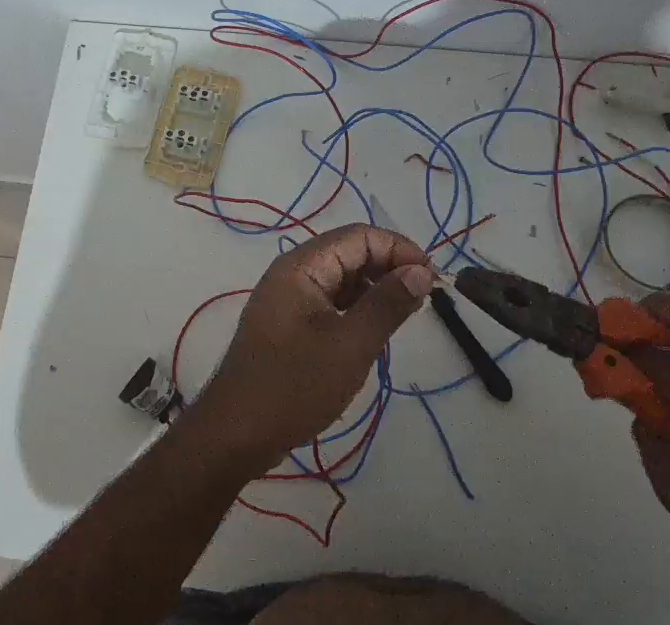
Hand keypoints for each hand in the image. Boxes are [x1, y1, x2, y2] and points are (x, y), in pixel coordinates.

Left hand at [188, 224, 434, 474]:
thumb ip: (387, 305)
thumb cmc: (295, 385)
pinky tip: (375, 331)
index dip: (399, 249)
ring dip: (375, 289)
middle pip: (350, 252)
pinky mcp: (289, 324)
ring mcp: (288, 299)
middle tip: (423, 298)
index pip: (359, 236)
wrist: (237, 433)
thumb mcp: (350, 345)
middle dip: (389, 267)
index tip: (432, 279)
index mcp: (302, 266)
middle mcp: (292, 273)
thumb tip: (420, 272)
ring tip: (405, 315)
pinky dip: (356, 308)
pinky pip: (330, 302)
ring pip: (342, 278)